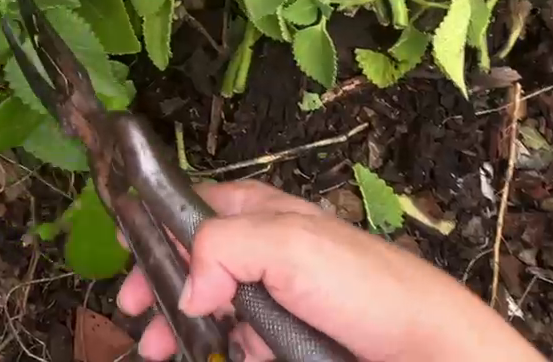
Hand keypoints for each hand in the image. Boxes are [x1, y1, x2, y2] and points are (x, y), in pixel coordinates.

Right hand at [117, 180, 544, 361]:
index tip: (128, 250)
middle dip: (161, 283)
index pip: (195, 206)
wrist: (425, 351)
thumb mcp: (286, 244)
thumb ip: (222, 247)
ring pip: (212, 304)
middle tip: (134, 314)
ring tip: (154, 351)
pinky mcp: (286, 338)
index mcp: (261, 211)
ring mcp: (275, 295)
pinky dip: (215, 348)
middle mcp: (264, 248)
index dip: (158, 224)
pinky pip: (238, 340)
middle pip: (195, 259)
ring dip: (179, 325)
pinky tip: (207, 357)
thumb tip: (185, 286)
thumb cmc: (357, 283)